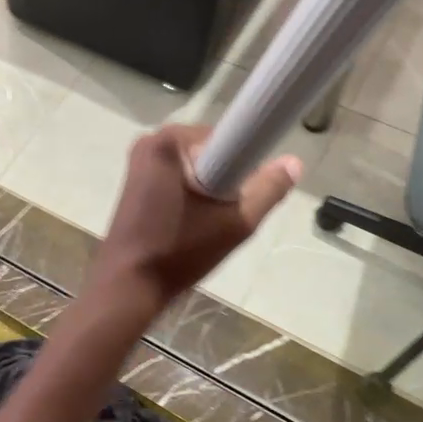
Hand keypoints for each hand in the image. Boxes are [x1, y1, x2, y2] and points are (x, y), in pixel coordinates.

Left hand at [85, 126, 300, 309]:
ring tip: (206, 223)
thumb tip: (294, 162)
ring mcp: (138, 161)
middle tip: (225, 215)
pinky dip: (189, 195)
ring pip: (194, 166)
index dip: (243, 163)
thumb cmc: (178, 252)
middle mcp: (149, 141)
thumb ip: (268, 190)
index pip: (226, 136)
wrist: (128, 285)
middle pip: (210, 151)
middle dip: (225, 178)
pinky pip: (176, 178)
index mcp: (168, 140)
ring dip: (207, 190)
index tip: (243, 193)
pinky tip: (189, 224)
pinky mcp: (134, 182)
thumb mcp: (235, 223)